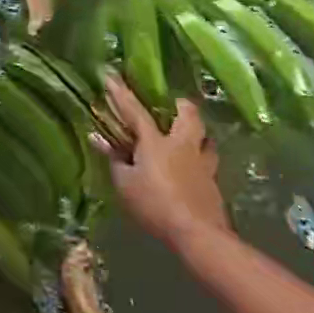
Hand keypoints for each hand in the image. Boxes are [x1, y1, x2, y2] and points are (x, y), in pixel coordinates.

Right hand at [90, 73, 228, 246]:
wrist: (200, 237)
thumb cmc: (155, 204)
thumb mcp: (124, 183)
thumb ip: (114, 159)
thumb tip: (98, 139)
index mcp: (157, 143)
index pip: (136, 111)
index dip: (121, 93)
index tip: (111, 76)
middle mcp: (183, 148)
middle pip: (189, 118)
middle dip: (182, 106)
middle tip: (175, 102)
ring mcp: (203, 167)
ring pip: (207, 141)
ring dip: (199, 135)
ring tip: (191, 135)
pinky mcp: (214, 187)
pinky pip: (209, 165)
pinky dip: (201, 161)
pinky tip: (192, 169)